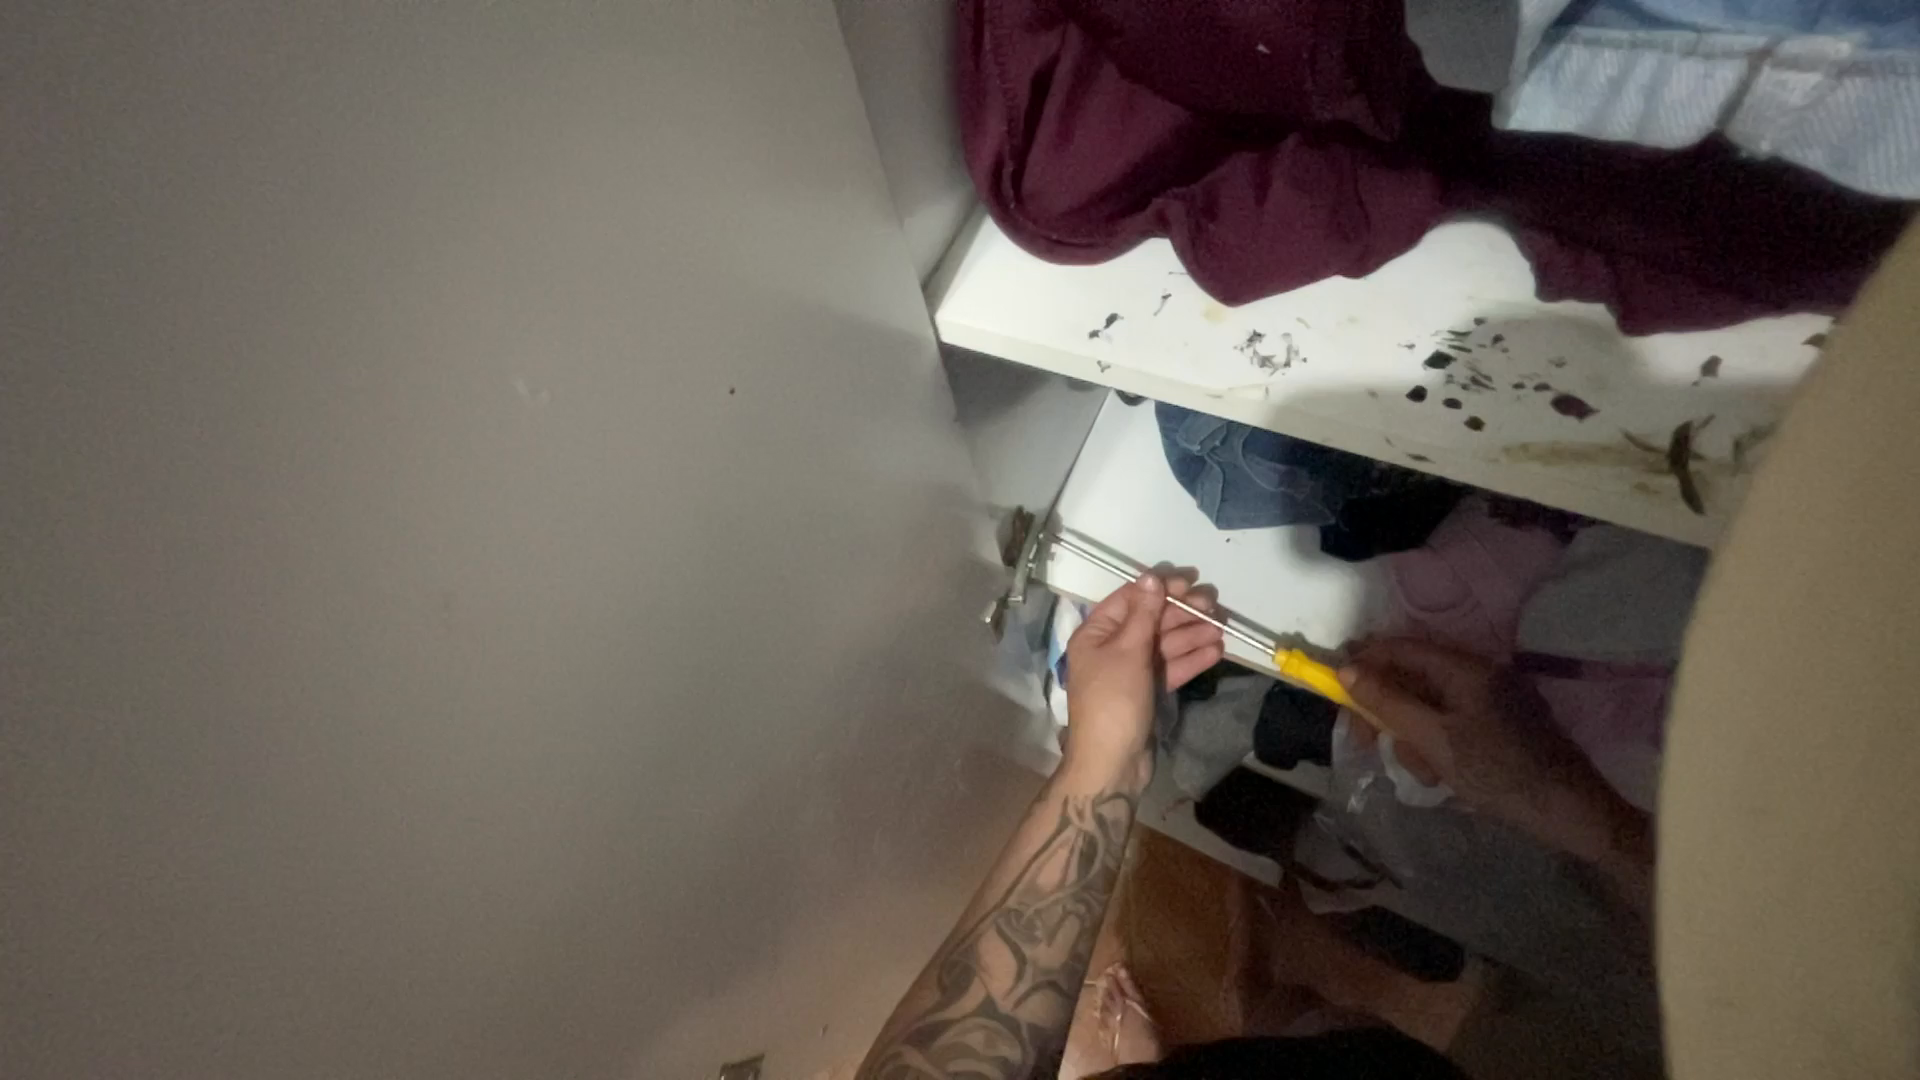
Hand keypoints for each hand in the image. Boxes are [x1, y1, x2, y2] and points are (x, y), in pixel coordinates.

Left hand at [1062, 574, 1224, 787]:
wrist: (1112, 762)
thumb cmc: (1114, 700)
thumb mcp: (1128, 651)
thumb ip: (1144, 614)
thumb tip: (1151, 577)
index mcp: (1095, 634)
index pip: (1128, 601)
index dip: (1157, 590)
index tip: (1188, 583)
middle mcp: (1110, 648)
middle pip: (1149, 622)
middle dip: (1180, 614)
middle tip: (1212, 606)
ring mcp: (1129, 671)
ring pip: (1163, 645)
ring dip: (1191, 635)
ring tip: (1221, 628)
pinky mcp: (1146, 691)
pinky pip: (1169, 667)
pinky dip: (1190, 659)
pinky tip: (1215, 650)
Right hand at [1338, 638, 1613, 840]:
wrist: (1579, 818)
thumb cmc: (1501, 775)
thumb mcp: (1433, 740)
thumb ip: (1387, 702)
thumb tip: (1345, 670)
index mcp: (1464, 669)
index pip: (1398, 648)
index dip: (1361, 663)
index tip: (1333, 690)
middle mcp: (1478, 673)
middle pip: (1410, 676)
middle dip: (1384, 707)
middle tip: (1365, 741)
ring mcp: (1492, 697)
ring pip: (1426, 702)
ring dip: (1410, 732)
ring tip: (1419, 769)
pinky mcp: (1500, 722)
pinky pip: (1449, 718)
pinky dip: (1434, 740)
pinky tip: (1440, 772)